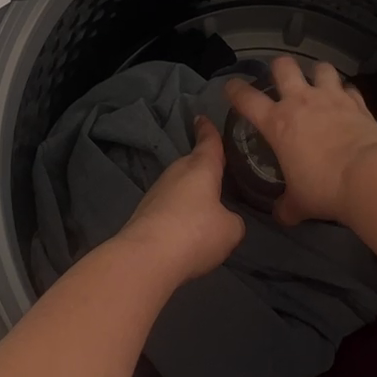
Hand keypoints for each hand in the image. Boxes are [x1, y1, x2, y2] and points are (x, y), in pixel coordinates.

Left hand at [115, 117, 244, 280]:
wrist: (146, 258)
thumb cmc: (195, 233)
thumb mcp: (230, 230)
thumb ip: (233, 219)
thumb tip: (224, 220)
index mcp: (201, 167)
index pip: (208, 142)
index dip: (208, 130)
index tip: (202, 117)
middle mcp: (177, 172)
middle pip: (192, 164)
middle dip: (203, 168)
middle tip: (217, 175)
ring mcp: (157, 192)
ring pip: (179, 185)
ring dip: (190, 194)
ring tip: (204, 208)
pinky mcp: (144, 213)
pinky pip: (168, 205)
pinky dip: (178, 213)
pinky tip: (185, 230)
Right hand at [225, 57, 376, 225]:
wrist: (367, 176)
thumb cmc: (323, 188)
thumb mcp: (298, 204)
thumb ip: (286, 206)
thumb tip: (282, 214)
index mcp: (278, 122)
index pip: (247, 99)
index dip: (236, 90)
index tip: (232, 87)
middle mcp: (302, 101)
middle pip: (284, 66)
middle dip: (279, 68)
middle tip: (280, 77)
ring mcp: (331, 98)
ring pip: (321, 68)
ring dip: (317, 74)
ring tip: (318, 83)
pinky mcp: (357, 102)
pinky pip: (349, 88)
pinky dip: (346, 94)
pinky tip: (347, 103)